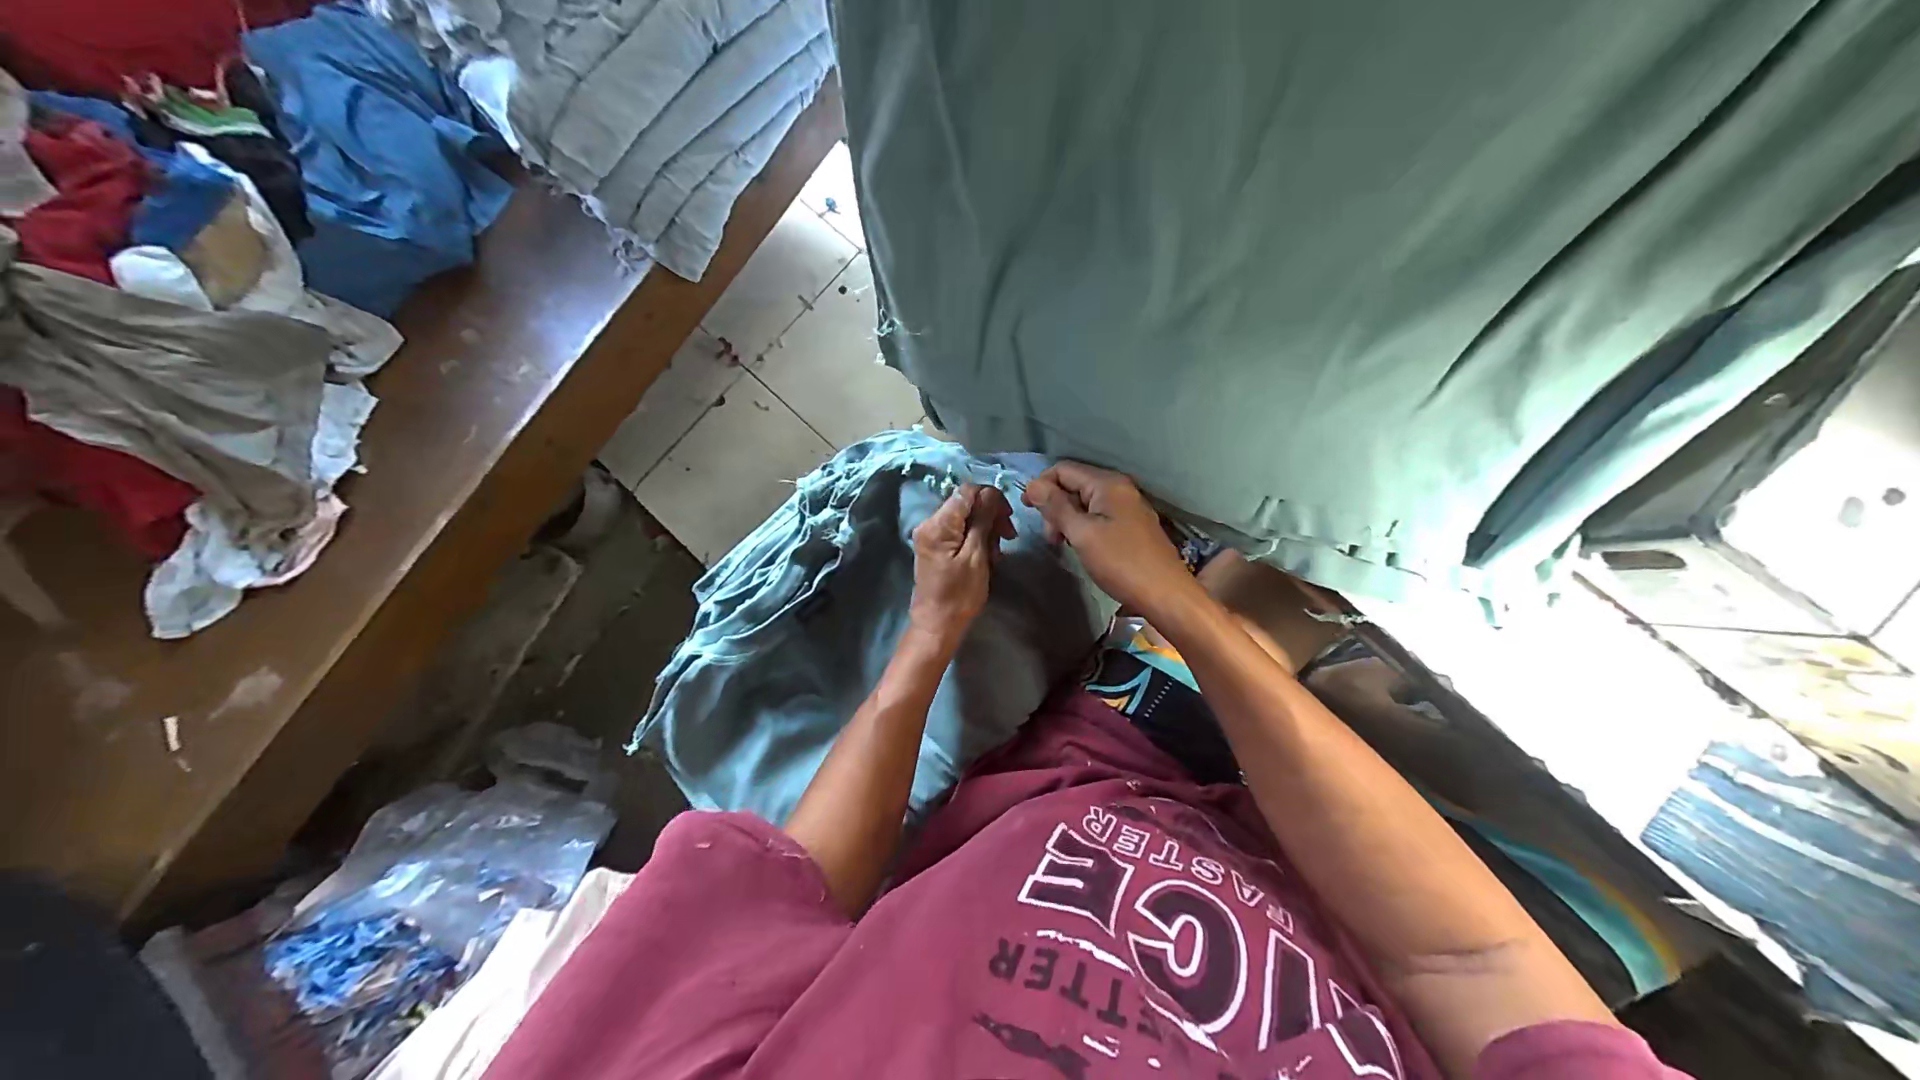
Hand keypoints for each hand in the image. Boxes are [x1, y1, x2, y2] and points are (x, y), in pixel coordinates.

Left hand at [909, 483, 1015, 643]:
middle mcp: (929, 523)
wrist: (937, 625)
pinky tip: (987, 557)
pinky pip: (959, 532)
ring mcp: (930, 535)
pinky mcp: (935, 547)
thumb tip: (991, 493)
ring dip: (985, 530)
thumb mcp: (977, 556)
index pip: (967, 491)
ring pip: (965, 518)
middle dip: (990, 516)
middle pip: (966, 504)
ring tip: (996, 553)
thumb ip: (982, 520)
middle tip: (1008, 537)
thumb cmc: (959, 594)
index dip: (991, 497)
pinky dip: (975, 539)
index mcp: (938, 524)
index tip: (1007, 517)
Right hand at [1022, 461, 1197, 616]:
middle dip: (1054, 506)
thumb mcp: (1082, 533)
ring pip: (1085, 502)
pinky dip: (1082, 526)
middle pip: (1074, 484)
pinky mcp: (1131, 525)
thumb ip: (1056, 507)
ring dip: (1066, 519)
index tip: (1027, 511)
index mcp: (1107, 483)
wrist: (1164, 594)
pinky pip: (1098, 515)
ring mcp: (1127, 506)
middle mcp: (1119, 488)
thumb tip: (1033, 485)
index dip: (1041, 486)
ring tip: (1062, 544)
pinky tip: (1081, 546)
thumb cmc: (1121, 562)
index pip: (1063, 469)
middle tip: (1050, 537)